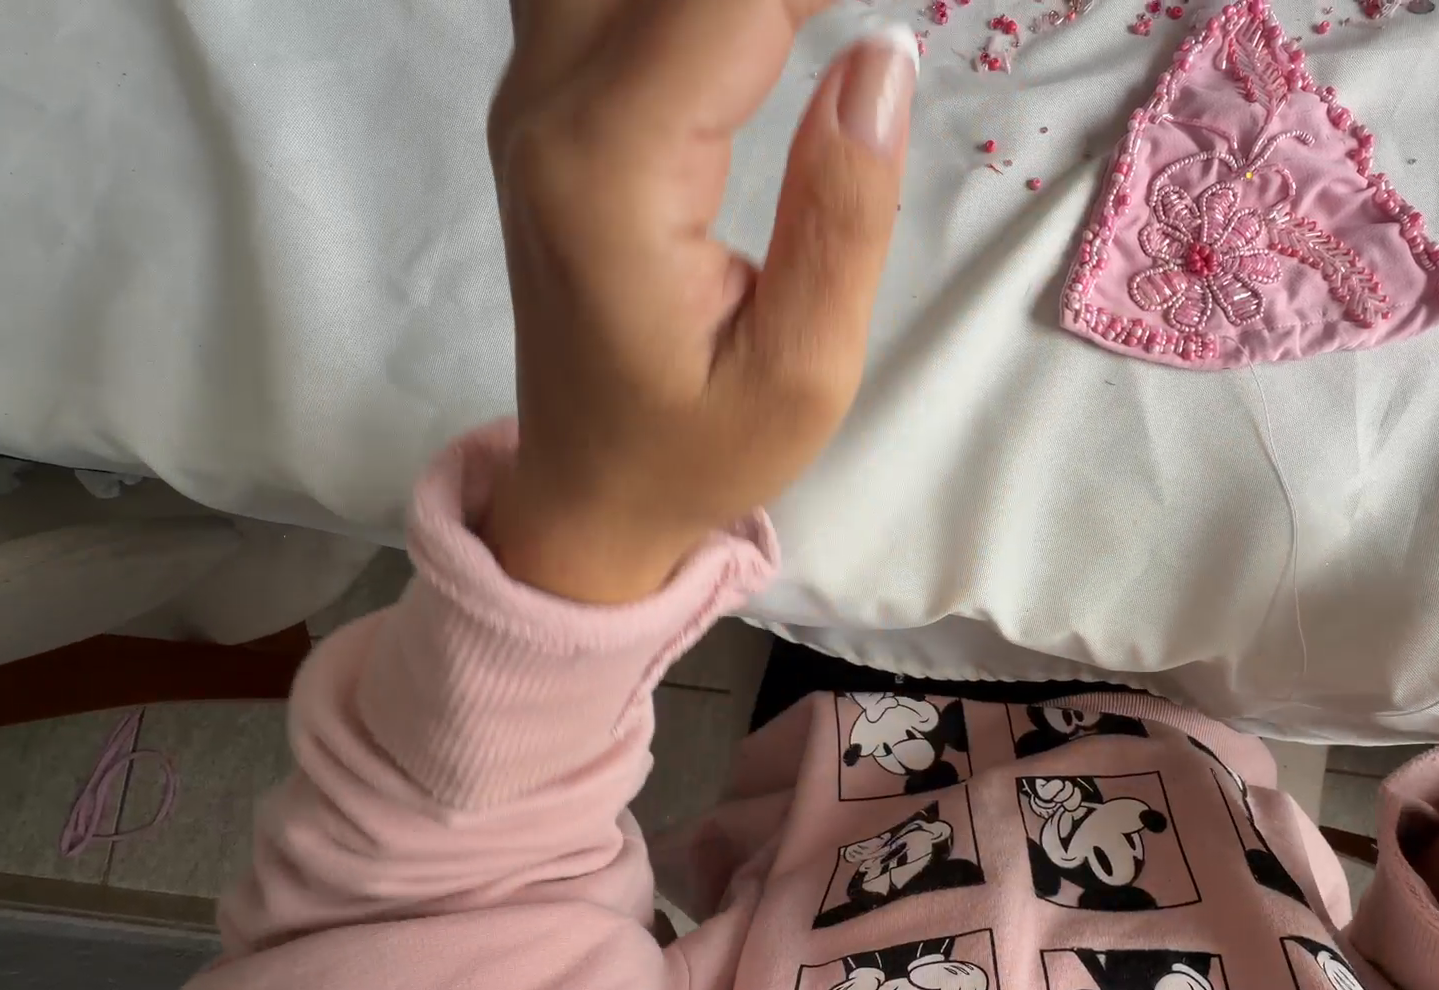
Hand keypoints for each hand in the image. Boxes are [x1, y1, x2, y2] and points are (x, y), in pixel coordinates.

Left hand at [483, 0, 917, 601]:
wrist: (592, 490)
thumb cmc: (703, 452)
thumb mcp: (804, 370)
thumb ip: (844, 216)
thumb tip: (881, 58)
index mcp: (615, 175)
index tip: (908, 4)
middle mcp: (547, 108)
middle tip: (857, 29)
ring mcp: (530, 101)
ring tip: (815, 24)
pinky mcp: (542, 113)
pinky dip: (689, 1)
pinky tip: (752, 22)